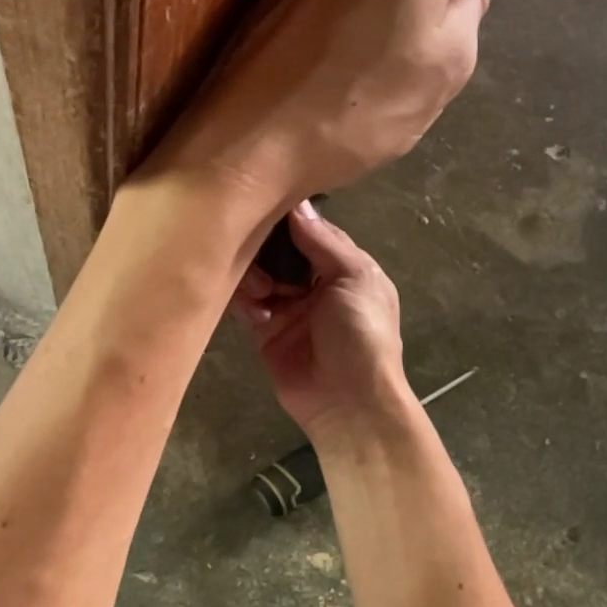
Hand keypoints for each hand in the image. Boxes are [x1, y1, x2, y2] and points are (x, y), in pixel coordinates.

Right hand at [232, 202, 407, 440]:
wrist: (349, 402)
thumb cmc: (362, 336)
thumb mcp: (354, 279)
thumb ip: (324, 242)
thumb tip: (297, 204)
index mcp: (344, 266)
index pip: (309, 231)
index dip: (287, 219)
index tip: (260, 204)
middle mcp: (314, 283)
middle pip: (277, 252)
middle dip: (264, 252)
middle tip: (258, 261)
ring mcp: (288, 308)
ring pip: (257, 276)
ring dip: (253, 279)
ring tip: (262, 293)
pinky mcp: (265, 332)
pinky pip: (245, 306)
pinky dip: (245, 304)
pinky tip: (257, 314)